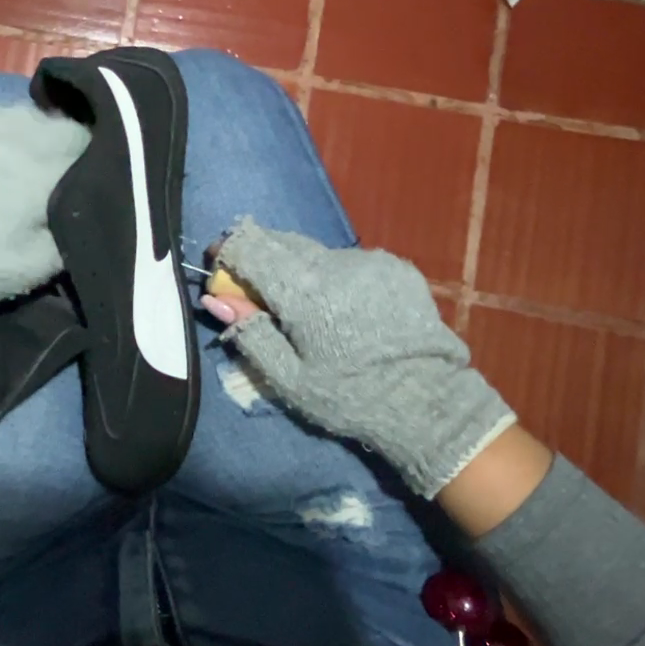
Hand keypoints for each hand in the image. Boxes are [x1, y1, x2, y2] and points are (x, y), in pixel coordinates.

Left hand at [0, 103, 87, 340]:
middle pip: (57, 122)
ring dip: (32, 129)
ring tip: (29, 152)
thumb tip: (89, 206)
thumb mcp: (48, 259)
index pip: (86, 139)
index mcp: (51, 167)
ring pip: (25, 114)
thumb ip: (74, 224)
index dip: (90, 153)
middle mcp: (25, 136)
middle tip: (59, 164)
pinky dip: (0, 123)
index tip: (89, 170)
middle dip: (63, 140)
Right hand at [206, 218, 515, 497]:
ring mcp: (368, 260)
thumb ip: (250, 332)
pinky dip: (333, 275)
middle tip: (253, 286)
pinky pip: (348, 261)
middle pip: (280, 241)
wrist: (430, 404)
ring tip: (303, 303)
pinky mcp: (394, 266)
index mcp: (304, 291)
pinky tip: (343, 306)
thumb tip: (214, 298)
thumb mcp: (289, 378)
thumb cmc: (350, 397)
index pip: (250, 247)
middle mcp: (334, 262)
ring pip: (314, 251)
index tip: (217, 263)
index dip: (227, 251)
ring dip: (297, 267)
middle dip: (258, 256)